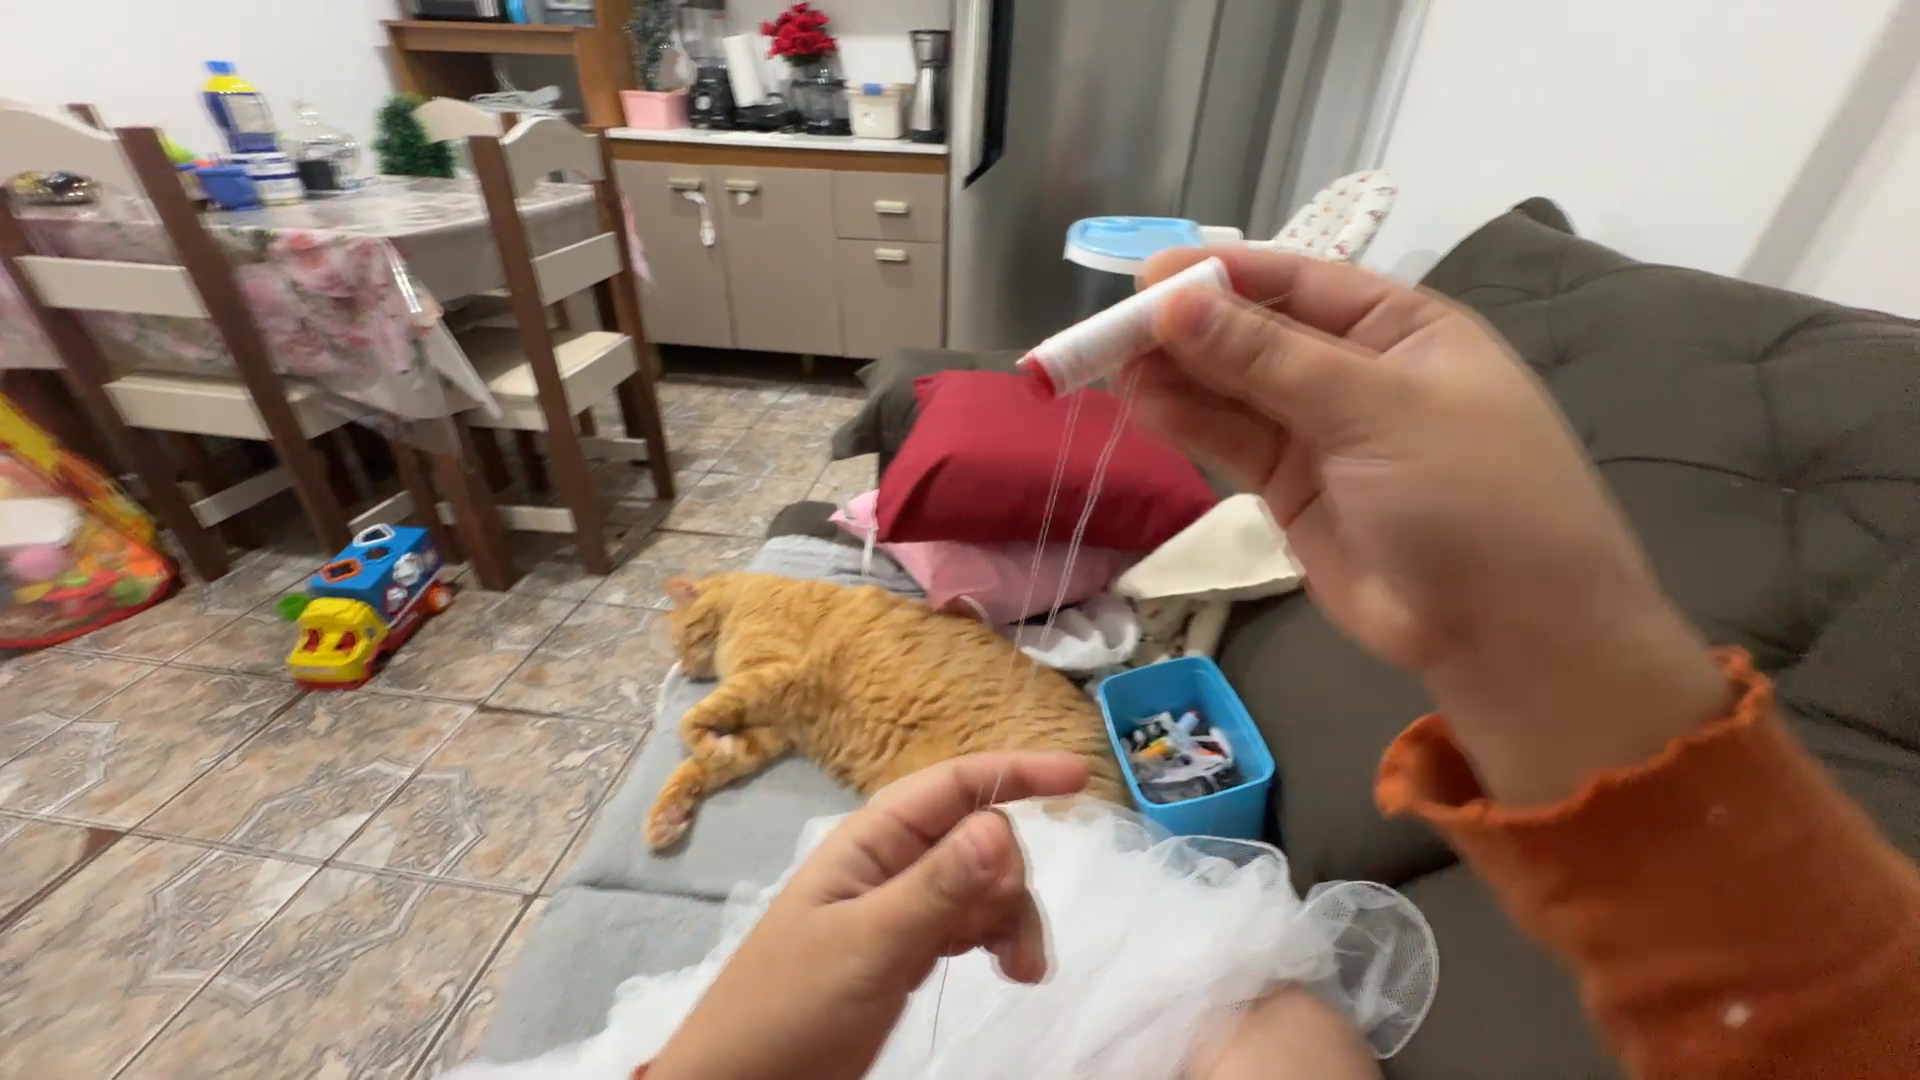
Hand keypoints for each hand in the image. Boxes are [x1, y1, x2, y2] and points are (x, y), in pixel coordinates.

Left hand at [646, 752, 1089, 1079]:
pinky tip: (1006, 971)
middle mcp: (893, 859)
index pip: (955, 785)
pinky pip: (970, 921)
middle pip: (980, 836)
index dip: (1018, 771)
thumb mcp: (868, 944)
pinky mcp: (909, 942)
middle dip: (1011, 877)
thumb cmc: (793, 1005)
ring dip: (1011, 917)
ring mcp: (902, 902)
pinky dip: (996, 938)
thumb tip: (1003, 826)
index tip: (1079, 778)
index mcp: (874, 839)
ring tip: (1020, 973)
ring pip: (982, 882)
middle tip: (1011, 943)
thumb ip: (937, 886)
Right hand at [1128, 247, 1728, 803]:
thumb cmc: (1468, 496)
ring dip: (1176, 379)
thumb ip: (1267, 359)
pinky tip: (1144, 407)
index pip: (1294, 282)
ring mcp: (1314, 431)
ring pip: (1230, 391)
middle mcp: (1349, 370)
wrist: (1499, 630)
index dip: (1219, 277)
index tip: (1145, 280)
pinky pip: (1228, 441)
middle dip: (1186, 332)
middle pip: (1251, 336)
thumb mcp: (1373, 409)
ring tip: (1115, 372)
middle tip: (1114, 334)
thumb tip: (1176, 305)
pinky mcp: (1285, 484)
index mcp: (1395, 327)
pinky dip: (1187, 424)